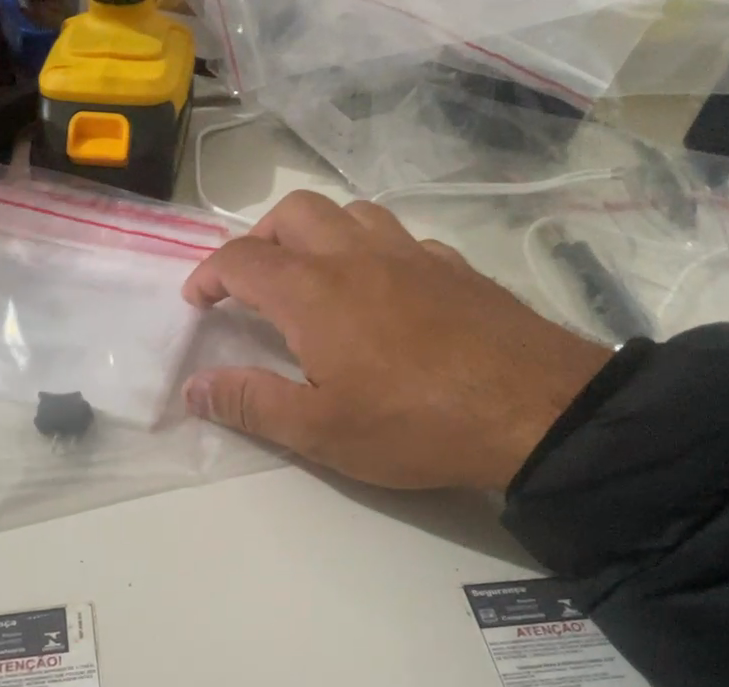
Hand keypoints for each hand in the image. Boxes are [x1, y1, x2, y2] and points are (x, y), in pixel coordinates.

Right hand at [181, 192, 612, 492]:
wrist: (532, 410)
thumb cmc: (413, 425)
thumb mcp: (319, 431)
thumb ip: (250, 404)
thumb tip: (196, 387)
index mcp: (314, 292)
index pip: (242, 261)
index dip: (208, 275)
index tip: (197, 302)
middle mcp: (357, 256)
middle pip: (294, 214)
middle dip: (258, 239)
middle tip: (249, 282)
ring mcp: (411, 254)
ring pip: (349, 213)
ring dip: (314, 233)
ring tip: (309, 277)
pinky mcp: (453, 268)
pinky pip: (397, 237)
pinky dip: (367, 249)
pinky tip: (378, 291)